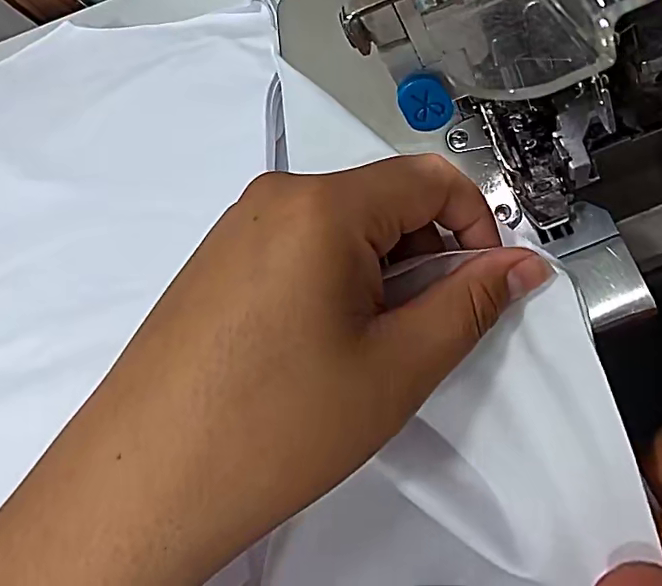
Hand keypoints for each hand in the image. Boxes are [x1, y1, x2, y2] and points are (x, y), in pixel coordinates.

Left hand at [0, 154, 552, 585]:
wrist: (139, 485)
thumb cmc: (270, 427)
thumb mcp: (395, 367)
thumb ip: (471, 304)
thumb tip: (523, 265)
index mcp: (322, 205)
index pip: (432, 176)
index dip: (475, 223)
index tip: (483, 280)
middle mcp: (279, 194)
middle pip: (388, 196)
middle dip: (428, 250)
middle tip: (425, 325)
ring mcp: (245, 221)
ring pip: (349, 220)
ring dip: (386, 266)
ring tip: (374, 341)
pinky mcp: (225, 251)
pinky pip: (306, 237)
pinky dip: (342, 272)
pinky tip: (327, 337)